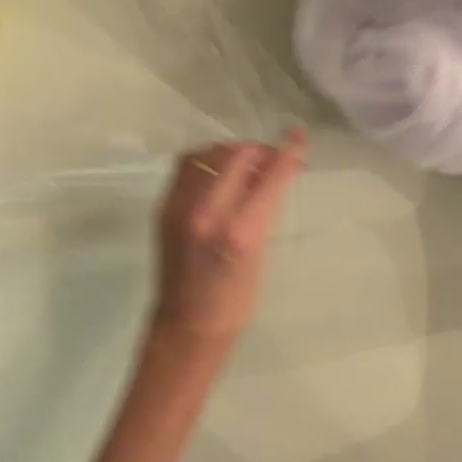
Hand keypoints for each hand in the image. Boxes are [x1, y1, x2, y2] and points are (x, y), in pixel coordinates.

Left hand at [152, 129, 307, 348]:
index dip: (287, 151)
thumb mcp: (259, 255)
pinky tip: (219, 171)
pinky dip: (206, 159)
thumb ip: (261, 212)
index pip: (268, 176)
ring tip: (246, 165)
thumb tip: (269, 176)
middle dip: (260, 151)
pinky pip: (186, 166)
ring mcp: (179, 207)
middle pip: (237, 155)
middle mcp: (207, 212)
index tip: (298, 135)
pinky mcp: (164, 207)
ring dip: (232, 151)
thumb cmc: (234, 302)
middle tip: (273, 161)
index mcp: (239, 231)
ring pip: (208, 153)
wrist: (186, 326)